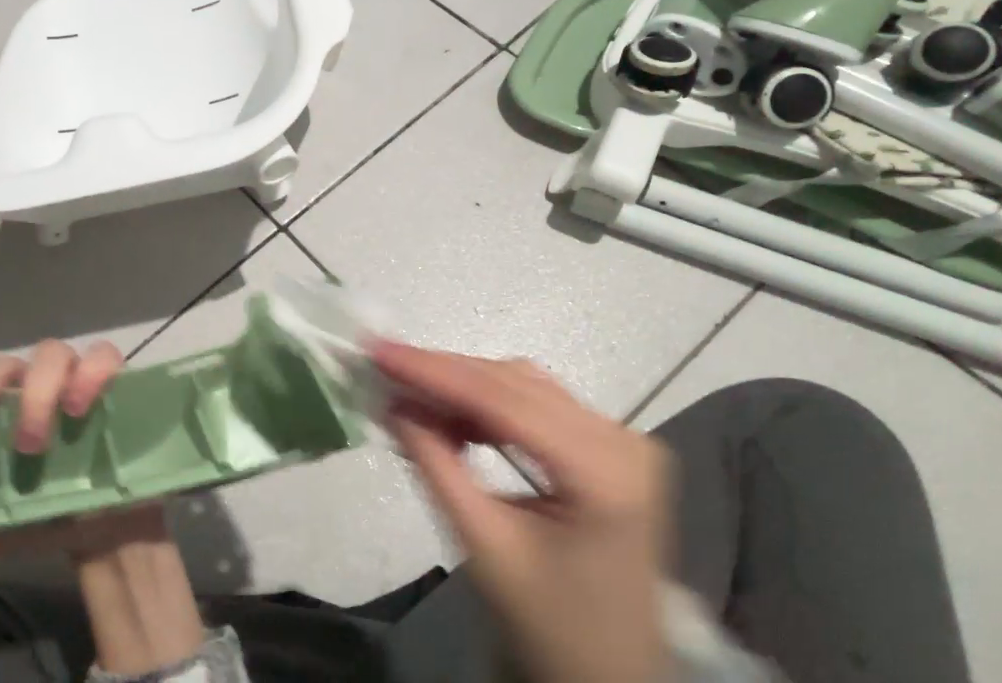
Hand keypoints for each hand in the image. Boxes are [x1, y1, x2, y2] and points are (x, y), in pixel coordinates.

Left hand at [0, 339, 204, 675]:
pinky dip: (92, 373)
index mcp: (1, 412)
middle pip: (5, 362)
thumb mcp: (1, 525)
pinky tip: (83, 406)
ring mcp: (73, 380)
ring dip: (42, 389)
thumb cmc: (48, 514)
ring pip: (53, 353)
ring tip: (43, 436)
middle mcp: (33, 387)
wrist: (109, 533)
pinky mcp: (116, 383)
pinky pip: (105, 357)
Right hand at [374, 341, 669, 682]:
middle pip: (517, 385)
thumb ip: (437, 465)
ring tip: (405, 390)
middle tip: (380, 366)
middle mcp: (623, 441)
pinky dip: (487, 405)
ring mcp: (621, 443)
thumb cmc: (548, 626)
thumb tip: (391, 402)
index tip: (378, 352)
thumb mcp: (484, 545)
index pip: (505, 400)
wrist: (608, 680)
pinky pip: (537, 408)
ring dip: (463, 385)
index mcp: (606, 471)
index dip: (436, 371)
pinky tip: (448, 413)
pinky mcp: (608, 451)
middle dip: (444, 374)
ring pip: (525, 388)